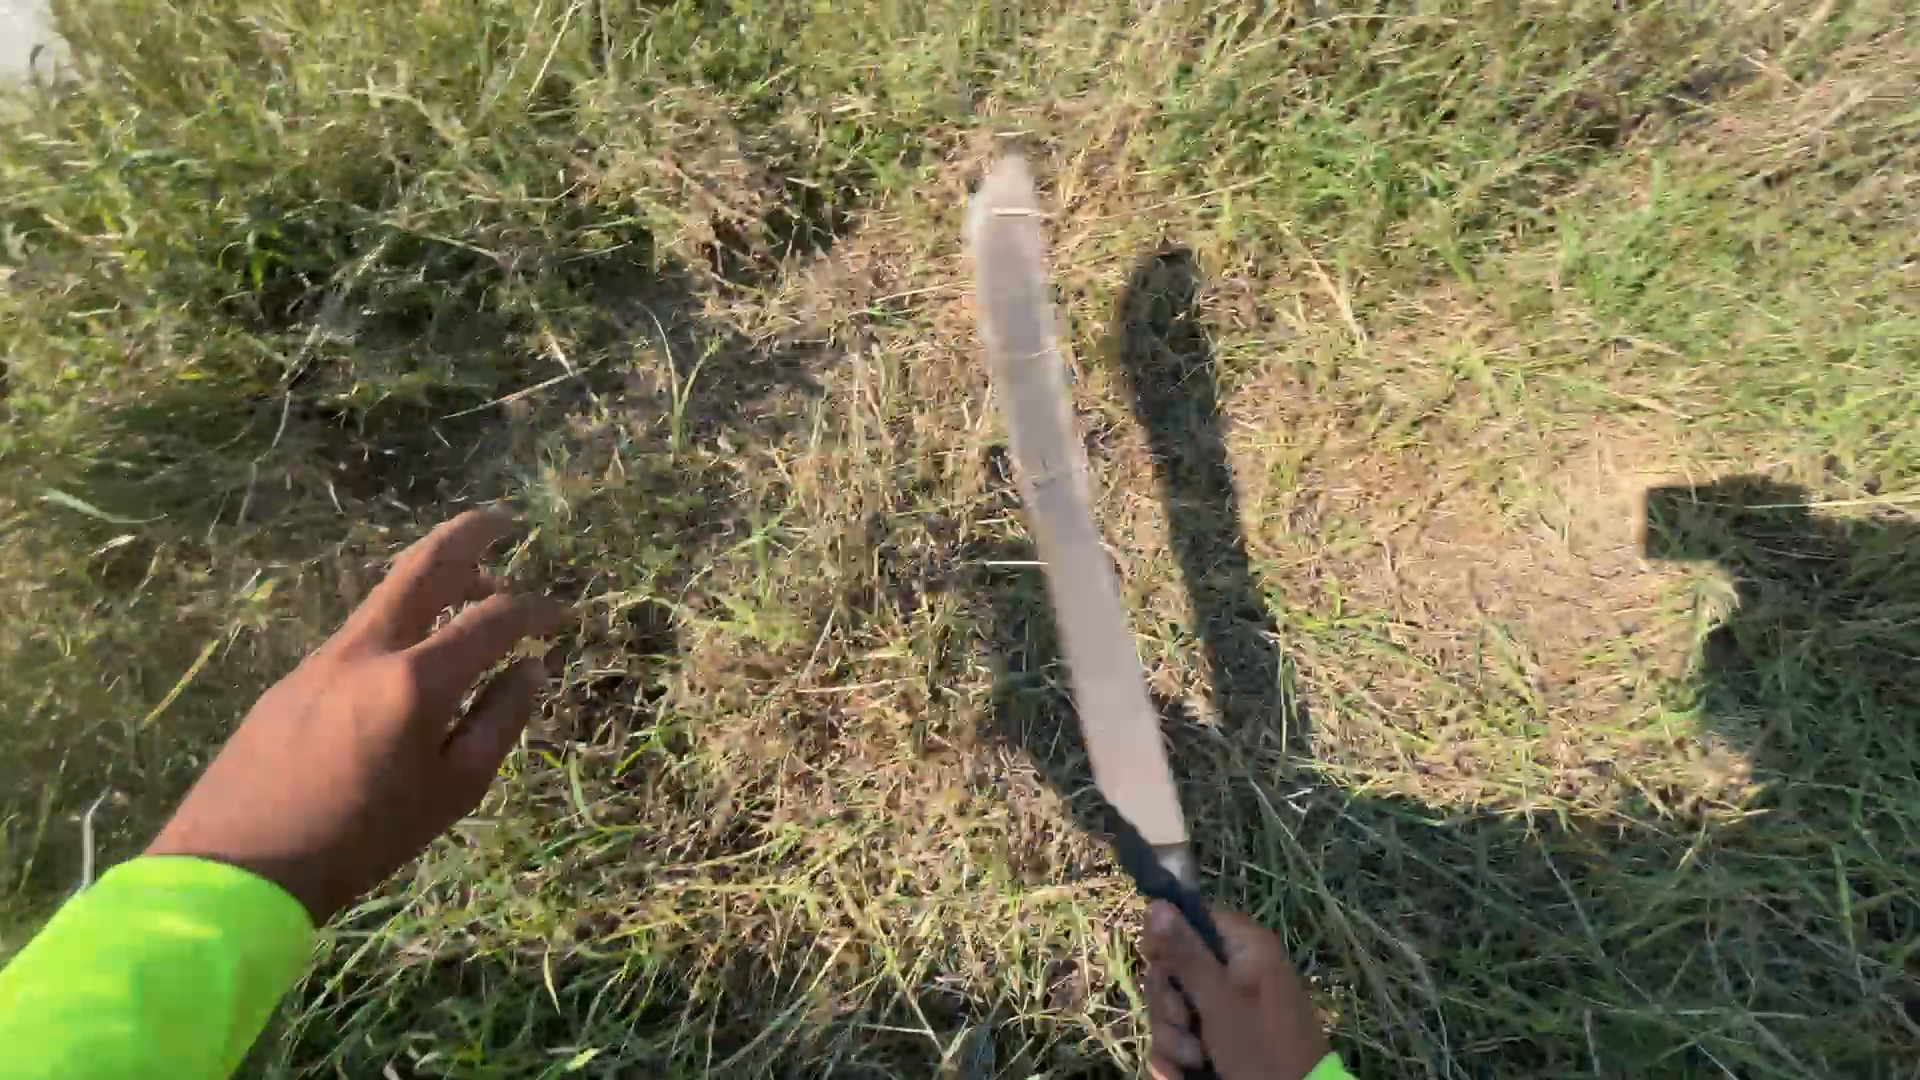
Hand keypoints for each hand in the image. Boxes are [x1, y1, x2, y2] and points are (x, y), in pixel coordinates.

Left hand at [147, 508, 566, 921]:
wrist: (233, 874)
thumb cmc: (367, 835)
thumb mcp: (458, 786)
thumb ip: (503, 716)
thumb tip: (531, 667)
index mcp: (417, 680)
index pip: (496, 618)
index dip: (538, 610)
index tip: (563, 616)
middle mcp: (369, 651)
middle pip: (425, 566)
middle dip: (470, 534)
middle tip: (503, 517)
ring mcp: (323, 658)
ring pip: (391, 593)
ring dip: (441, 578)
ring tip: (478, 589)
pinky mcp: (296, 677)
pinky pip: (366, 629)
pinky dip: (409, 618)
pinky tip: (423, 649)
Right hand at [1142, 901, 1330, 1079]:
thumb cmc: (1261, 1048)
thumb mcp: (1218, 998)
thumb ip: (1185, 951)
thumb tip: (1157, 903)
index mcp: (1243, 944)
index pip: (1189, 917)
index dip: (1166, 939)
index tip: (1155, 961)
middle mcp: (1234, 967)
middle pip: (1174, 964)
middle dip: (1168, 1001)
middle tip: (1183, 1022)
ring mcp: (1227, 1003)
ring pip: (1173, 1003)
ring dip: (1171, 1035)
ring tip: (1193, 1061)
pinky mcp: (1220, 1036)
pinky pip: (1181, 1032)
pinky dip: (1178, 1055)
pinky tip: (1184, 1074)